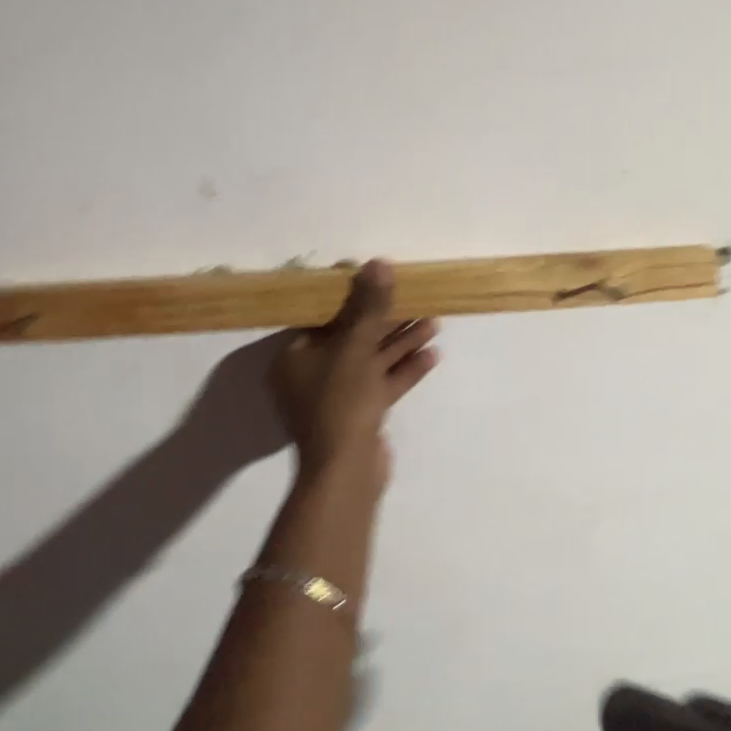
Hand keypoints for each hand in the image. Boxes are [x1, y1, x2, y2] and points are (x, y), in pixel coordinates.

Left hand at [271, 260, 439, 480]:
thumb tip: (379, 262)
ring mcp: (336, 398)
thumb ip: (369, 304)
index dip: (355, 298)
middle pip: (352, 338)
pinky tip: (433, 355)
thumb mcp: (355, 345)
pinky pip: (381, 384)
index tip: (382, 282)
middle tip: (417, 300)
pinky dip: (404, 370)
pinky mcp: (359, 417)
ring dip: (401, 343)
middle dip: (387, 321)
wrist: (346, 469)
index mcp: (295, 356)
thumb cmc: (340, 399)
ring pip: (371, 361)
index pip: (325, 318)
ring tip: (435, 322)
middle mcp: (311, 375)